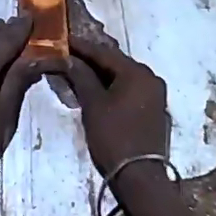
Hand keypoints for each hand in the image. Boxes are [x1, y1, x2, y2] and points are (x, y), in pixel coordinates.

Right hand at [64, 38, 169, 177]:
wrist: (139, 176)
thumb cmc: (113, 136)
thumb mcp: (93, 104)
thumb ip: (80, 76)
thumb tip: (68, 58)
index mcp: (137, 72)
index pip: (103, 52)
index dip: (80, 46)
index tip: (61, 39)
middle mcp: (150, 78)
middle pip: (115, 63)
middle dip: (90, 60)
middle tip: (65, 55)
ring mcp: (155, 95)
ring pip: (122, 77)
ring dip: (100, 75)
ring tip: (75, 72)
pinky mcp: (153, 110)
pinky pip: (129, 90)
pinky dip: (111, 88)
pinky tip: (94, 90)